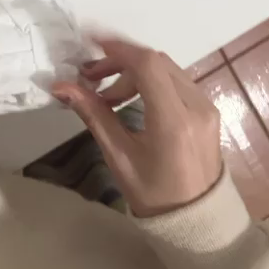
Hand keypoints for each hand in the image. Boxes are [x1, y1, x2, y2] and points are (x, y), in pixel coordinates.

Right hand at [51, 38, 222, 216]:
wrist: (199, 223)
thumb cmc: (155, 196)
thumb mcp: (119, 157)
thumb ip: (94, 115)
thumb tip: (61, 87)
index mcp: (174, 121)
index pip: (147, 65)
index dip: (117, 49)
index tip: (89, 45)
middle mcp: (196, 106)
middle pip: (155, 62)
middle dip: (120, 63)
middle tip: (91, 79)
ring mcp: (206, 107)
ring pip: (166, 69)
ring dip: (135, 72)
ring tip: (109, 97)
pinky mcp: (208, 110)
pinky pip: (176, 81)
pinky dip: (151, 81)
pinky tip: (132, 99)